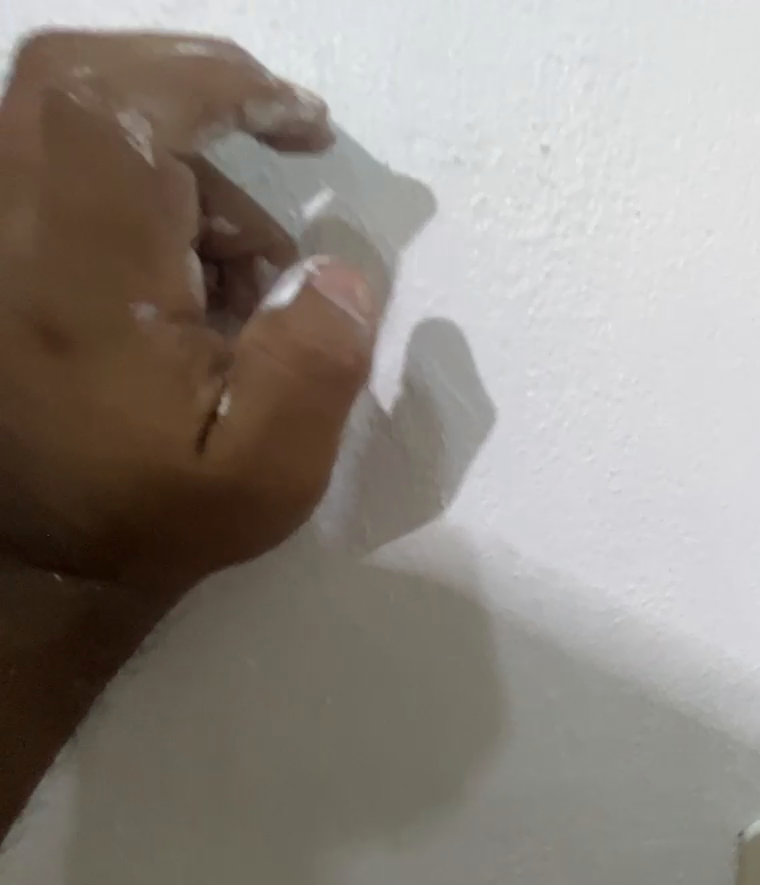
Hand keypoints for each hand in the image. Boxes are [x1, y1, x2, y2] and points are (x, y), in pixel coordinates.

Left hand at [0, 30, 380, 598]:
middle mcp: (6, 231)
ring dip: (199, 182)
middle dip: (197, 82)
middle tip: (295, 128)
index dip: (216, 84)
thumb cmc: (164, 509)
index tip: (307, 119)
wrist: (40, 548)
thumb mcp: (272, 466)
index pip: (118, 115)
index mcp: (79, 282)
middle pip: (70, 79)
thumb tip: (344, 273)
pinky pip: (73, 170)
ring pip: (86, 131)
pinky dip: (163, 202)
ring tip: (254, 287)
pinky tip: (202, 288)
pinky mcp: (0, 249)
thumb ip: (314, 366)